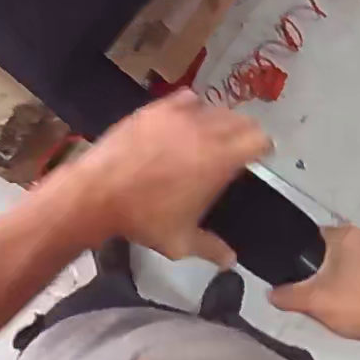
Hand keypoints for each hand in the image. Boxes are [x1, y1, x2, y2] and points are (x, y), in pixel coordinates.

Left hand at [50, 90, 270, 266]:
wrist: (97, 194)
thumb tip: (230, 260)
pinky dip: (192, 108)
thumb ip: (211, 248)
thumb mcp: (181, 241)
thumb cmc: (144, 218)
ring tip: (211, 136)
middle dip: (244, 133)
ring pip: (215, 107)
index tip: (260, 156)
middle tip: (237, 149)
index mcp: (220, 159)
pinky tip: (184, 122)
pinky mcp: (155, 109)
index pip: (259, 140)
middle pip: (241, 120)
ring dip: (220, 121)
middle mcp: (205, 130)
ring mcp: (179, 115)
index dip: (263, 148)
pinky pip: (185, 99)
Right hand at [268, 225, 359, 344]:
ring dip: (339, 282)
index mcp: (347, 235)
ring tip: (337, 303)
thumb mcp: (312, 302)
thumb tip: (273, 293)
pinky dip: (356, 290)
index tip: (298, 276)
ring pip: (347, 265)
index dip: (300, 258)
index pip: (311, 237)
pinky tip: (355, 307)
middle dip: (320, 274)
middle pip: (329, 253)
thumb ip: (286, 295)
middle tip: (316, 294)